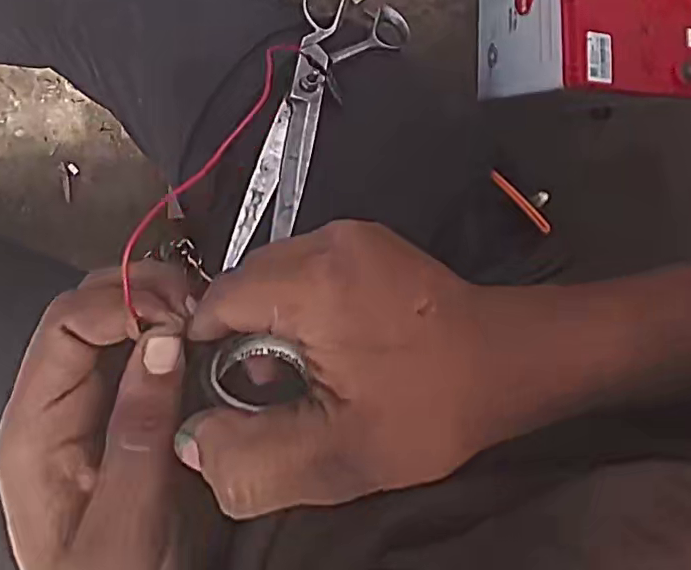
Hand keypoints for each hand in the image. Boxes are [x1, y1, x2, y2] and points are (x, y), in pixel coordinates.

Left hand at [0, 262, 195, 569]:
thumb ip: (140, 435)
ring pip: (117, 312)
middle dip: (144, 289)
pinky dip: (176, 320)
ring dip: (162, 298)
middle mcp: (58, 399)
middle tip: (196, 303)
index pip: (65, 325)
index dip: (122, 305)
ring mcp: (92, 395)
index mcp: (36, 427)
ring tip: (203, 313)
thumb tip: (163, 339)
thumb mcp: (124, 529)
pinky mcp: (126, 397)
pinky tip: (202, 331)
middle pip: (88, 304)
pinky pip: (145, 338)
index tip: (176, 316)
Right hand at [177, 221, 506, 518]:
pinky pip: (306, 259)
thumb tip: (192, 440)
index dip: (208, 344)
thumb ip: (251, 458)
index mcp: (315, 283)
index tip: (224, 385)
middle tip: (269, 382)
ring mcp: (351, 232)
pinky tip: (328, 334)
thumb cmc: (427, 405)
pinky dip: (299, 294)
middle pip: (246, 277)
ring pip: (274, 267)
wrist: (498, 358)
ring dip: (271, 311)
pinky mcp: (366, 236)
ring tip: (302, 362)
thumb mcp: (337, 456)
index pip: (221, 297)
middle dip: (241, 329)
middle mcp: (329, 241)